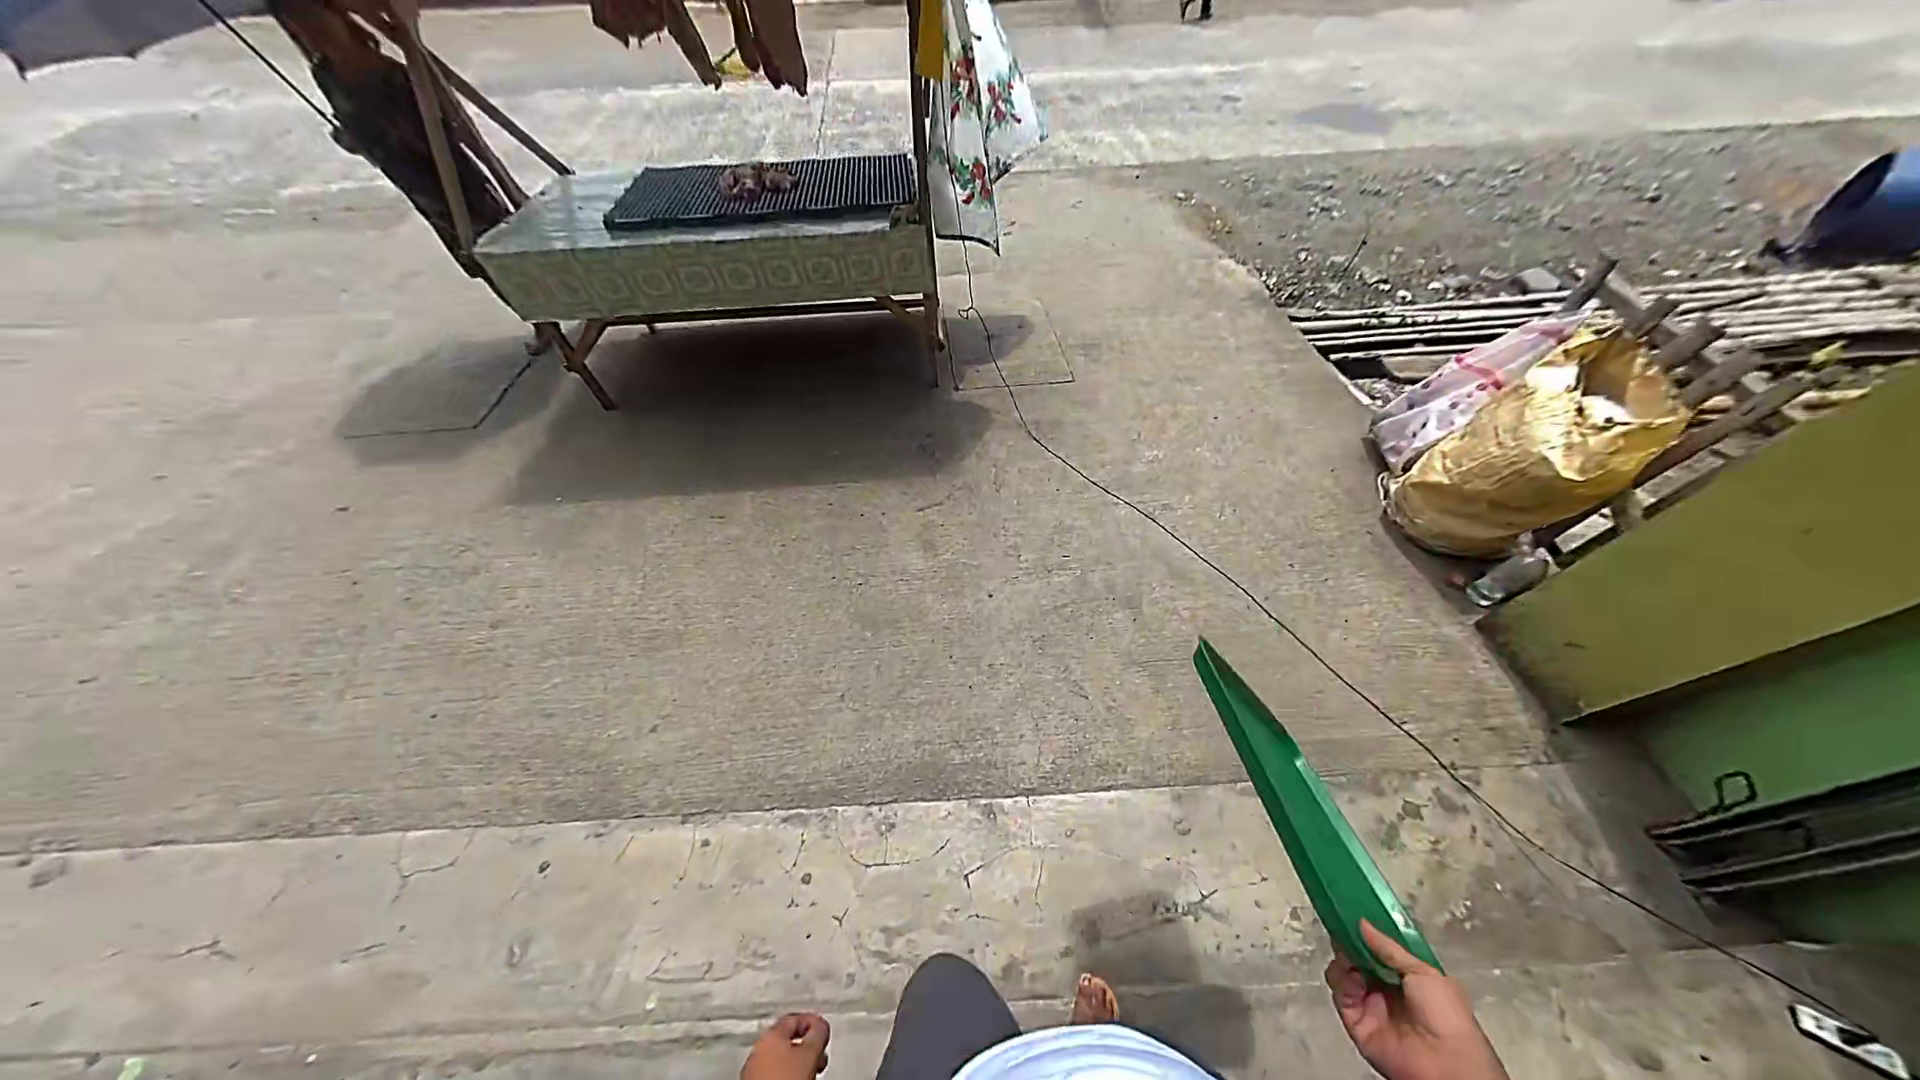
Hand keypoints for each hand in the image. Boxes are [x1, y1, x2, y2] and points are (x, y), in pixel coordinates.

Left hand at [742, 1012, 830, 1079]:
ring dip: (797, 1060)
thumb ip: (818, 1033)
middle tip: (819, 1054)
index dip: (813, 1021)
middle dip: (807, 1044)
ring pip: (780, 1058)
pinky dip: (786, 1073)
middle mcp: (758, 1049)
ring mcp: (753, 1069)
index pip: (795, 1018)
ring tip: (810, 1070)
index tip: (824, 1031)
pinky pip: (773, 1072)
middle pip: (787, 1038)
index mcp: (771, 1034)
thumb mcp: (810, 1053)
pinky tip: (796, 1079)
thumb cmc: (785, 1079)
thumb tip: (821, 1026)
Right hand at [1324, 920, 1508, 1079]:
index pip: (1377, 950)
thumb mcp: (1424, 972)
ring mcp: (1369, 1005)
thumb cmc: (1447, 1016)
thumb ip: (1390, 948)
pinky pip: (1340, 994)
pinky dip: (1341, 982)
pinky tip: (1352, 977)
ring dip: (1342, 960)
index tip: (1351, 914)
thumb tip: (1362, 923)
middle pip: (1356, 958)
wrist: (1447, 1063)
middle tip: (1342, 928)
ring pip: (1342, 973)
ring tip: (1348, 956)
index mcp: (1405, 978)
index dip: (1365, 934)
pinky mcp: (1355, 1021)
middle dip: (1348, 943)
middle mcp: (1385, 990)